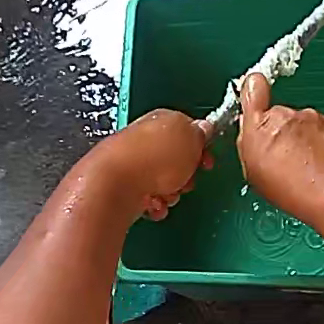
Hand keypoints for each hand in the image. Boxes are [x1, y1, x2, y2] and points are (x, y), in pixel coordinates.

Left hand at [90, 109, 213, 219]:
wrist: (116, 186)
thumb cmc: (154, 159)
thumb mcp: (192, 139)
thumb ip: (200, 132)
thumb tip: (203, 128)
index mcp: (160, 120)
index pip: (186, 130)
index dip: (200, 147)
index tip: (207, 160)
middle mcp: (143, 138)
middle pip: (177, 159)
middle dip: (187, 174)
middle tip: (187, 179)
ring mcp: (132, 163)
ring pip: (165, 181)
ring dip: (173, 192)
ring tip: (167, 194)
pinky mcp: (123, 186)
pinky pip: (149, 197)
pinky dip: (155, 203)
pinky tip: (153, 203)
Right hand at [236, 73, 323, 215]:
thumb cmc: (288, 186)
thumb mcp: (252, 170)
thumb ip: (248, 143)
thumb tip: (250, 132)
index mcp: (257, 125)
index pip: (253, 88)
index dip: (254, 89)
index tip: (254, 93)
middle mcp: (283, 114)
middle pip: (278, 115)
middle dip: (280, 131)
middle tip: (284, 156)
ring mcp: (308, 117)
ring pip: (301, 123)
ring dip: (301, 137)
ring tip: (303, 164)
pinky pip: (319, 129)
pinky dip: (319, 141)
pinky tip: (317, 162)